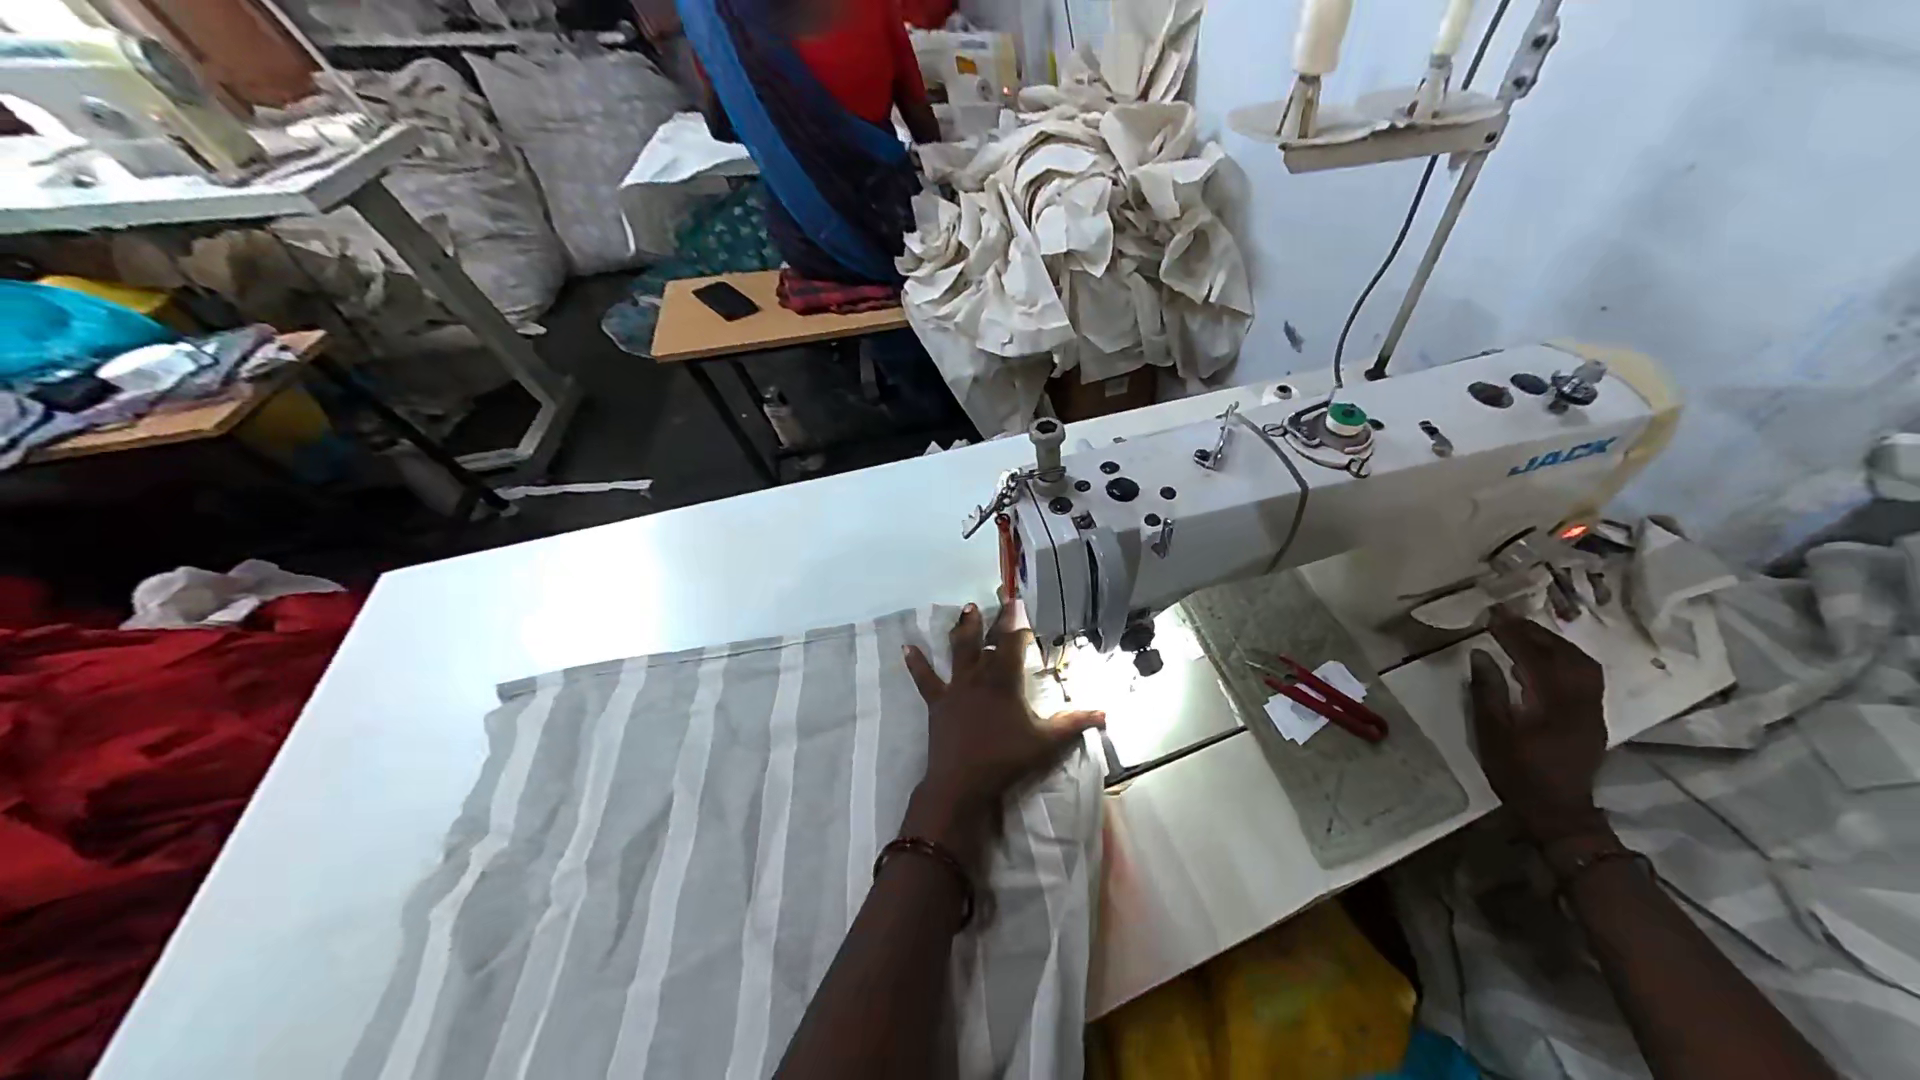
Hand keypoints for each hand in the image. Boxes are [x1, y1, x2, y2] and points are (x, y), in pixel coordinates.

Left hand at [901, 601, 1104, 863]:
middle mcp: (979, 676)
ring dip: (963, 629)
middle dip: (992, 619)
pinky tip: (906, 647)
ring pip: (958, 651)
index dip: (1018, 623)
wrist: (961, 781)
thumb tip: (1104, 713)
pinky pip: (924, 679)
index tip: (1020, 604)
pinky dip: (915, 663)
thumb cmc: (1006, 759)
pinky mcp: (937, 702)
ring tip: (966, 609)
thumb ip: (1073, 724)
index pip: (1013, 643)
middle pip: (986, 640)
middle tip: (996, 599)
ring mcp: (955, 687)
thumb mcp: (1045, 743)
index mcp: (1004, 681)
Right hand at [1469, 609, 1608, 844]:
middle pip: (1568, 656)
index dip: (1514, 634)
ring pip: (1582, 665)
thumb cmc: (1517, 771)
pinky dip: (1563, 660)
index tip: (1494, 615)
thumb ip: (1487, 690)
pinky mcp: (1592, 718)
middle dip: (1538, 633)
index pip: (1537, 657)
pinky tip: (1540, 660)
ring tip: (1525, 633)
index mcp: (1556, 703)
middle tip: (1508, 617)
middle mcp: (1583, 702)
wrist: (1559, 811)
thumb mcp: (1491, 731)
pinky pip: (1584, 678)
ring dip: (1554, 644)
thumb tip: (1480, 654)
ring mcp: (1593, 710)